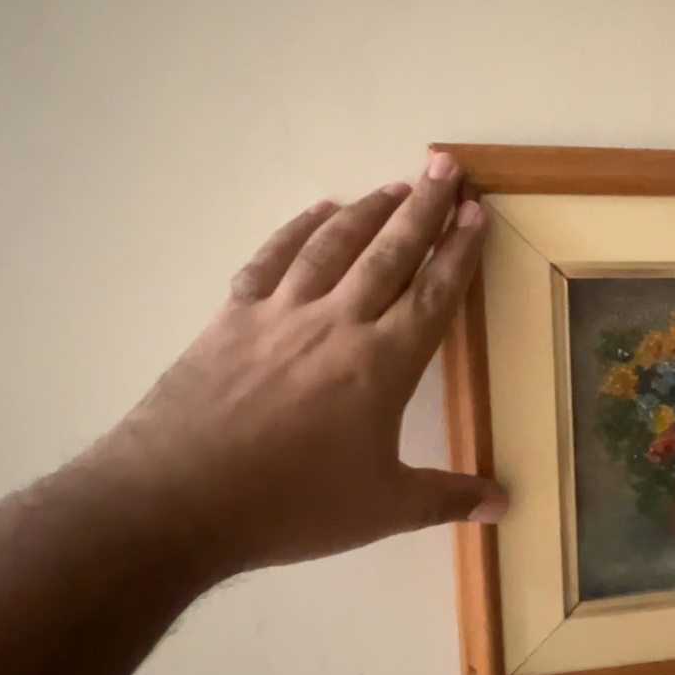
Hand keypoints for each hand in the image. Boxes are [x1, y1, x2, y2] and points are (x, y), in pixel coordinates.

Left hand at [85, 150, 505, 579]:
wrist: (170, 505)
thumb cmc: (290, 505)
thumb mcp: (382, 508)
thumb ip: (447, 498)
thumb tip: (504, 505)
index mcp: (382, 364)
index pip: (433, 294)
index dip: (459, 251)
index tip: (476, 213)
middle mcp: (337, 324)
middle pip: (390, 253)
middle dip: (423, 207)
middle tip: (445, 166)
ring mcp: (280, 316)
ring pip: (334, 246)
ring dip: (370, 211)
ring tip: (396, 184)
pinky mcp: (232, 320)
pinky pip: (272, 260)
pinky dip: (297, 230)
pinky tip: (317, 212)